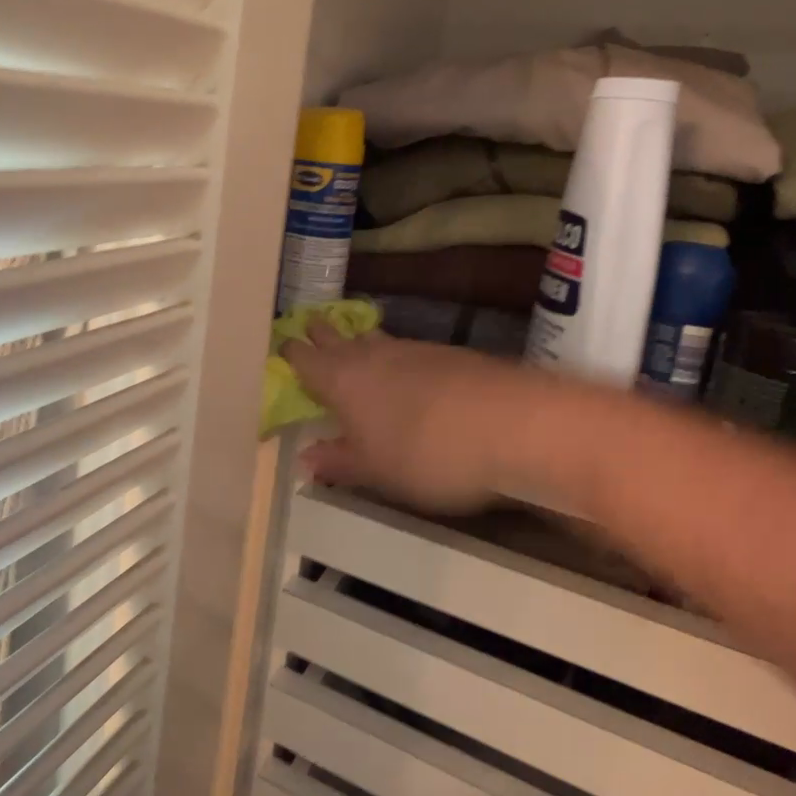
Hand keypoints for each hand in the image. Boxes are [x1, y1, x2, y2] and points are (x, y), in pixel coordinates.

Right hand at [282, 322, 573, 512]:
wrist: (513, 424)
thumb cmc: (426, 453)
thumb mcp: (375, 471)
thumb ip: (339, 462)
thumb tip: (304, 457)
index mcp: (342, 380)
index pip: (306, 359)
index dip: (292, 352)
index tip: (282, 344)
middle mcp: (372, 356)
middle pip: (338, 338)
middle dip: (322, 333)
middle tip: (310, 324)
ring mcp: (415, 351)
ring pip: (376, 340)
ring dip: (360, 341)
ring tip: (354, 343)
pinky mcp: (451, 356)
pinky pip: (410, 351)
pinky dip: (398, 357)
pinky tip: (407, 372)